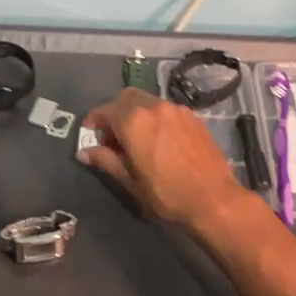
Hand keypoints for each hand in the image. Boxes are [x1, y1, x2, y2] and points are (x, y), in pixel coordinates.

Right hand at [79, 88, 256, 232]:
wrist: (213, 198)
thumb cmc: (165, 193)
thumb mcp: (129, 180)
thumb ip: (105, 160)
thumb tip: (83, 152)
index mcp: (134, 121)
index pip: (106, 109)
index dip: (94, 120)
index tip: (90, 133)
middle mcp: (154, 107)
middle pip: (127, 97)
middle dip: (116, 112)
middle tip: (113, 138)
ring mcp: (177, 109)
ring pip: (148, 102)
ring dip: (136, 114)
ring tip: (137, 141)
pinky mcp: (193, 117)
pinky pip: (166, 110)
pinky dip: (156, 119)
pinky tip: (160, 142)